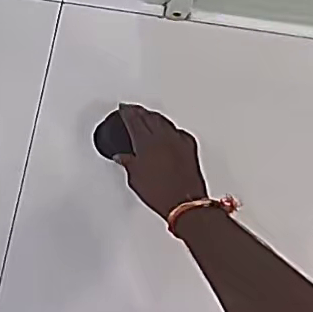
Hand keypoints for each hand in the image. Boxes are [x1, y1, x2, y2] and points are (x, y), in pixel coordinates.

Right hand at [112, 103, 207, 217]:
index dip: (127, 112)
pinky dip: (169, 127)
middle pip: (149, 117)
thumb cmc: (161, 193)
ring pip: (163, 121)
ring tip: (147, 115)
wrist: (185, 203)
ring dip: (153, 117)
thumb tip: (122, 157)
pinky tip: (167, 129)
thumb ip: (128, 162)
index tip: (123, 108)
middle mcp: (163, 138)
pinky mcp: (189, 148)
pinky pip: (177, 131)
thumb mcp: (135, 178)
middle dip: (139, 111)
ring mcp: (178, 142)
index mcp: (146, 142)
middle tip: (132, 109)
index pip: (134, 119)